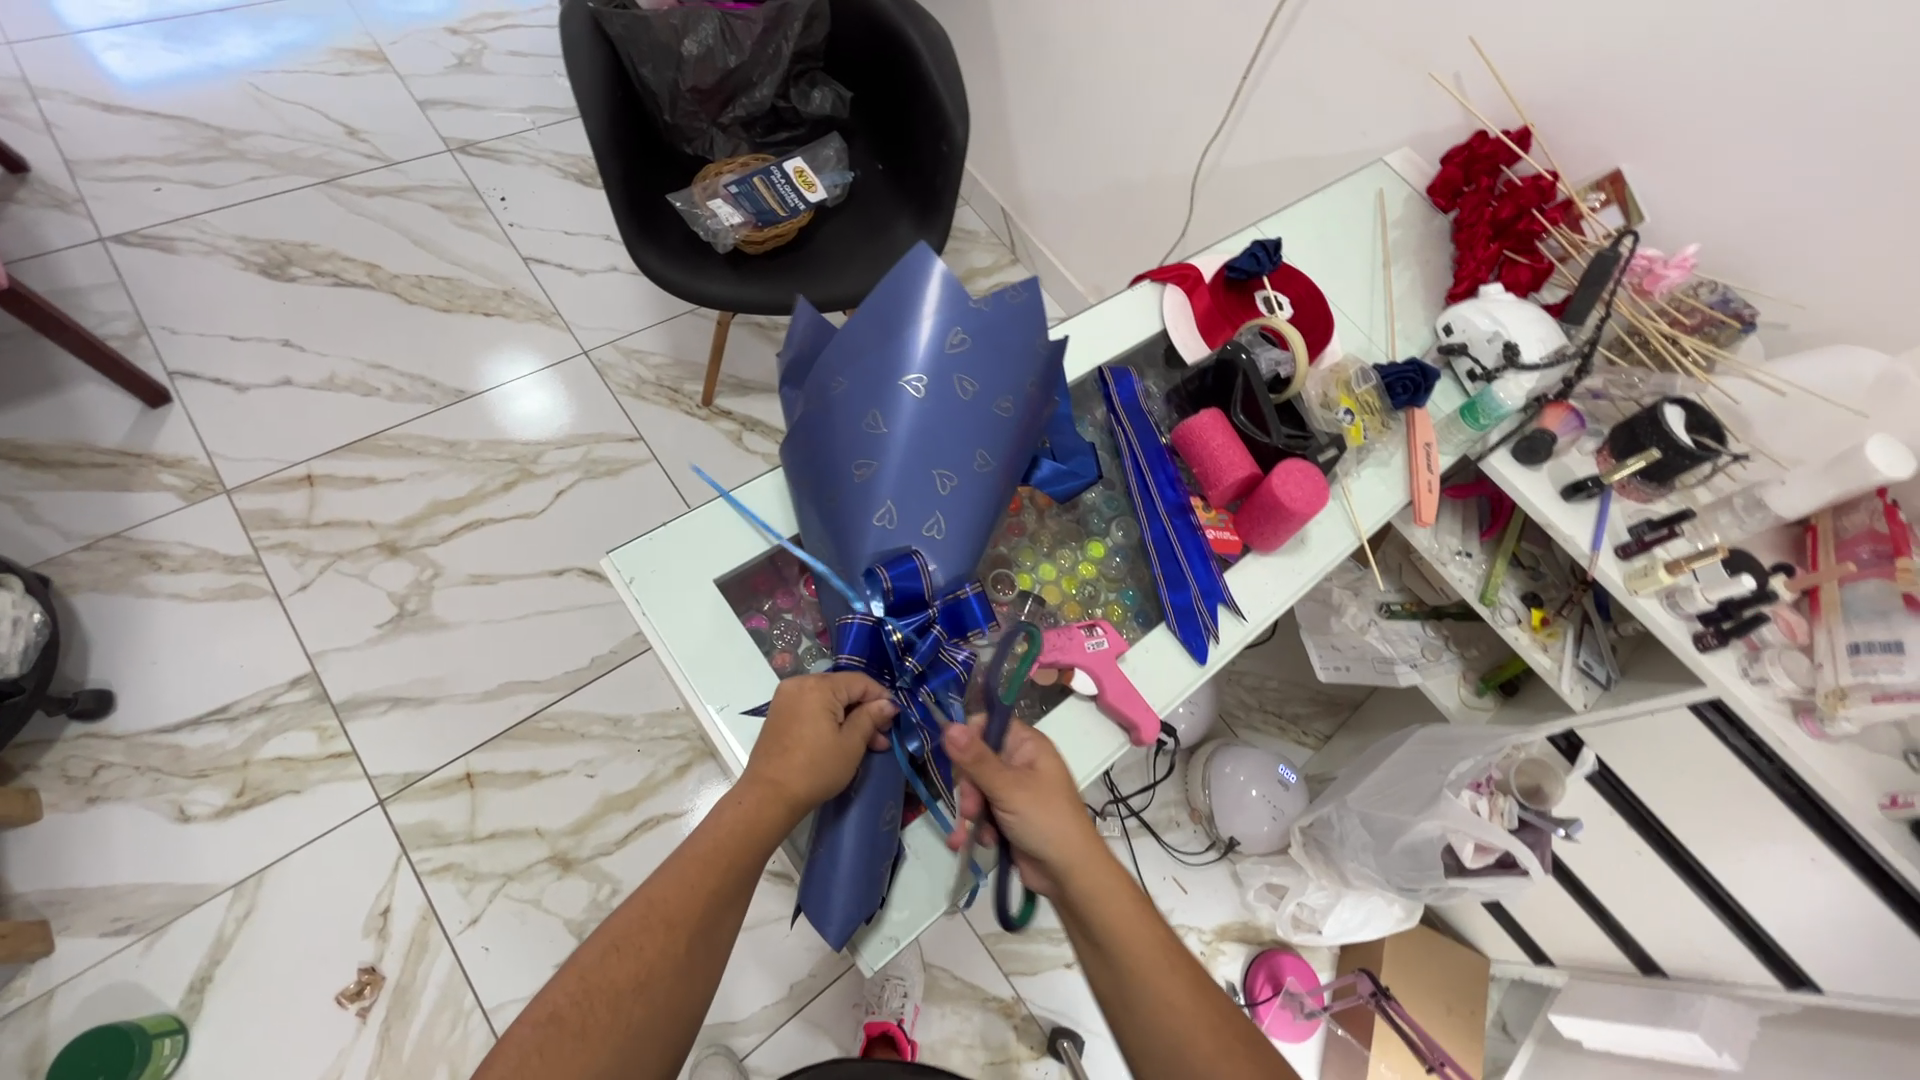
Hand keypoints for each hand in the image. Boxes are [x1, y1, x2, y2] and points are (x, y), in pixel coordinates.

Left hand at [742, 673, 897, 824]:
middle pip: (844, 689)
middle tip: (883, 737)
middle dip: (866, 711)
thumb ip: (871, 717)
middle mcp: (800, 683)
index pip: (860, 682)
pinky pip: (813, 707)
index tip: (895, 718)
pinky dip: (830, 720)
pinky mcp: (780, 712)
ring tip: (869, 744)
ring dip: (850, 718)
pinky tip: (845, 739)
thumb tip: (888, 704)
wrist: (769, 796)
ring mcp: (787, 697)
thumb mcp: (851, 744)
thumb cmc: (815, 770)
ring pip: (829, 700)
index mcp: (818, 686)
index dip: (882, 698)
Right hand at [941, 715, 1104, 897]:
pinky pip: (981, 812)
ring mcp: (1013, 790)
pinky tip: (976, 842)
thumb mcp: (1008, 788)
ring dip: (971, 811)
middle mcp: (1019, 762)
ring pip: (975, 789)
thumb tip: (948, 726)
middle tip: (972, 807)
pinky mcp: (1006, 816)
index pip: (988, 725)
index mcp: (1027, 745)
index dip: (969, 739)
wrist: (1068, 873)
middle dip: (969, 787)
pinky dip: (978, 827)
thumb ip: (975, 759)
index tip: (958, 759)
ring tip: (977, 830)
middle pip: (975, 760)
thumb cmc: (1045, 820)